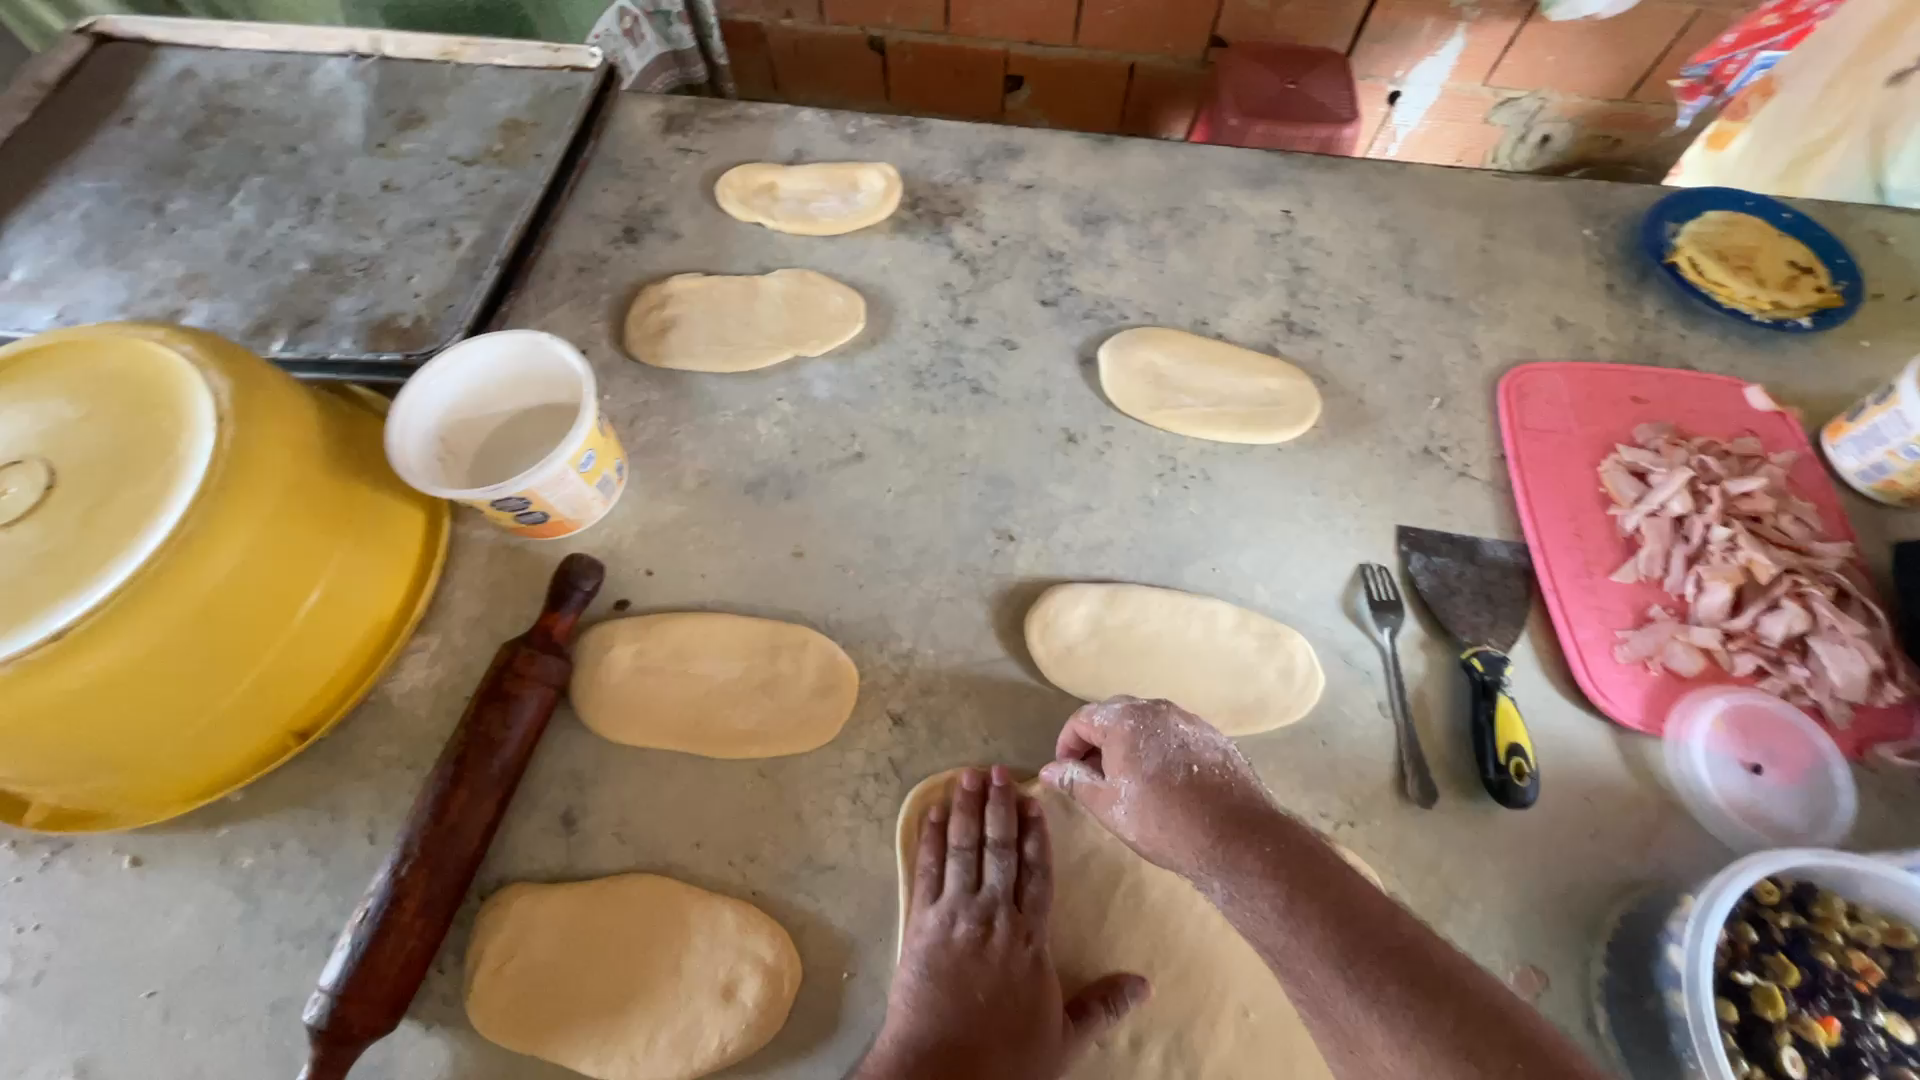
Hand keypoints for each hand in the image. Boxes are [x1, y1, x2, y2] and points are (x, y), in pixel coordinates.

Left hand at [857, 766, 1149, 1079]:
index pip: (1038, 871)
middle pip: (1000, 849)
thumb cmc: (1006, 1060)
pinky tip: (932, 812)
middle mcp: (995, 915)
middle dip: (999, 806)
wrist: (943, 1074)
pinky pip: (928, 869)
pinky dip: (931, 837)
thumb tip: (1145, 985)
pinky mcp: (922, 923)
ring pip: (964, 849)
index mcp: (1031, 937)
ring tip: (967, 776)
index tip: (1033, 800)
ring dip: (966, 809)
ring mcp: (956, 915)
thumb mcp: (1065, 1038)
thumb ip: (1103, 1006)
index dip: (1036, 833)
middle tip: (997, 771)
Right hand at [1038, 696, 1279, 880]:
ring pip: (1146, 724)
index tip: (1066, 772)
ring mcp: (1188, 720)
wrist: (1237, 837)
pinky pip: (1172, 735)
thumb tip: (1049, 769)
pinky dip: (1157, 750)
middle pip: (1114, 715)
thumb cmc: (1162, 821)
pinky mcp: (1212, 737)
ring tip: (1127, 781)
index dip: (1067, 744)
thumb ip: (1075, 781)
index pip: (1082, 719)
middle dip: (1097, 742)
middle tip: (1093, 776)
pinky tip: (1163, 782)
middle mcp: (1156, 709)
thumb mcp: (1108, 805)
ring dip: (1128, 745)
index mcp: (1125, 719)